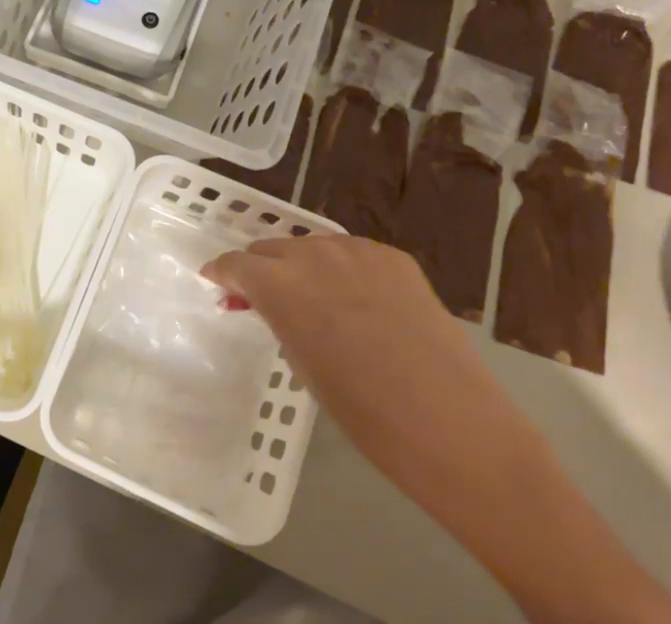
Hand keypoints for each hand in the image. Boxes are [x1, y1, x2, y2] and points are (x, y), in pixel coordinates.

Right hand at [206, 237, 670, 623]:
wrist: (454, 425)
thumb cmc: (364, 413)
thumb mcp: (304, 365)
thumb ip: (282, 322)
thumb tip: (275, 307)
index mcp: (280, 285)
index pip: (236, 263)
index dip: (223, 272)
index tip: (216, 283)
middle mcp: (316, 255)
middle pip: (273, 247)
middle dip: (260, 268)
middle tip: (259, 298)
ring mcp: (362, 252)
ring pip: (314, 245)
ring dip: (300, 264)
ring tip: (308, 298)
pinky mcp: (399, 261)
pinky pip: (354, 254)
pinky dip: (341, 268)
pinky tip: (351, 299)